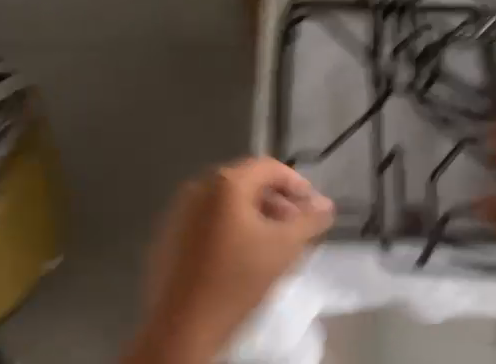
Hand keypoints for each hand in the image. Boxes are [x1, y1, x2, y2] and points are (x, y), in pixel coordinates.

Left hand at [125, 158, 333, 363]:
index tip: (313, 208)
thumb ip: (309, 221)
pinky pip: (209, 221)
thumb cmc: (236, 281)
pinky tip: (243, 257)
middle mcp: (200, 187)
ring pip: (228, 204)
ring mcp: (180, 211)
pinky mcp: (170, 236)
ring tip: (273, 245)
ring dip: (255, 217)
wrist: (181, 328)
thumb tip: (326, 205)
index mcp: (226, 183)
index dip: (296, 185)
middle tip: (296, 228)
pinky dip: (231, 229)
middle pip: (248, 184)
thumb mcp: (283, 249)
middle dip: (277, 203)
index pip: (269, 168)